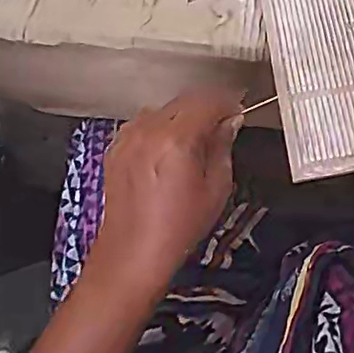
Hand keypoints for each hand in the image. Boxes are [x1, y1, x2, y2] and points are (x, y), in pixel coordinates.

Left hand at [88, 89, 242, 286]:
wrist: (133, 252)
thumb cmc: (178, 226)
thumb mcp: (215, 188)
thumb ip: (223, 147)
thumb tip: (228, 123)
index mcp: (176, 139)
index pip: (207, 102)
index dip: (227, 102)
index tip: (237, 110)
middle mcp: (148, 131)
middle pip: (183, 100)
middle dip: (206, 106)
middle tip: (222, 123)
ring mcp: (128, 138)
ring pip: (162, 109)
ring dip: (182, 114)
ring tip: (196, 137)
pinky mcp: (116, 148)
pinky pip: (142, 124)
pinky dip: (159, 126)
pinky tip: (169, 147)